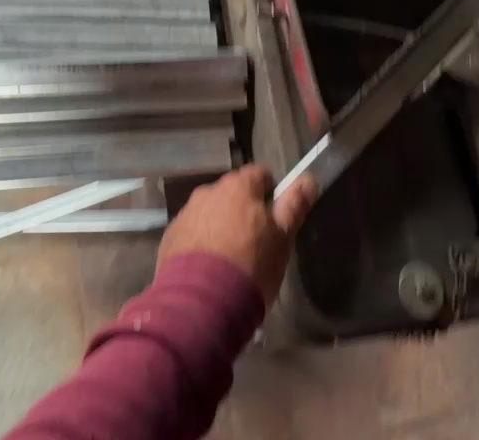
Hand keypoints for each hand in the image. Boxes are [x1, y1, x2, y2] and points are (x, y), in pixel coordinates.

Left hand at [158, 166, 317, 302]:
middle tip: (256, 243)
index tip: (276, 216)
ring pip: (211, 213)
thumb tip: (308, 178)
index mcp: (238, 187)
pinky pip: (192, 233)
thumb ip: (294, 205)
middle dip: (244, 211)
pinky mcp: (170, 238)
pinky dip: (202, 243)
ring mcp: (186, 214)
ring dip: (221, 227)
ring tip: (231, 260)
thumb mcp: (283, 238)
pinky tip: (209, 270)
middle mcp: (208, 192)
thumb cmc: (251, 266)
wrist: (202, 303)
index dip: (271, 192)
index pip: (260, 174)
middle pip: (233, 194)